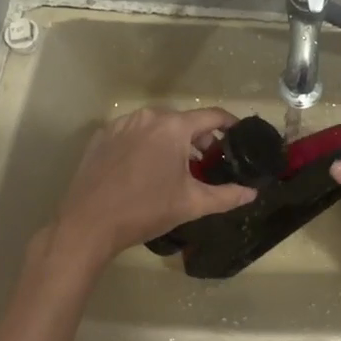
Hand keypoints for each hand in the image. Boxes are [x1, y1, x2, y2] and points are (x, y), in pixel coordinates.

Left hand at [52, 107, 257, 263]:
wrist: (89, 224)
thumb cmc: (145, 210)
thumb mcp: (191, 204)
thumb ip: (226, 196)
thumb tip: (252, 193)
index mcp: (174, 127)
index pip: (211, 116)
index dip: (229, 124)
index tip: (238, 136)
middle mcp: (149, 116)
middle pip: (183, 120)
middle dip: (198, 138)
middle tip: (204, 163)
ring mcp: (122, 123)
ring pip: (157, 125)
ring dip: (170, 140)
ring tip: (173, 168)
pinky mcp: (103, 135)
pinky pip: (133, 132)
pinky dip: (145, 144)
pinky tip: (143, 169)